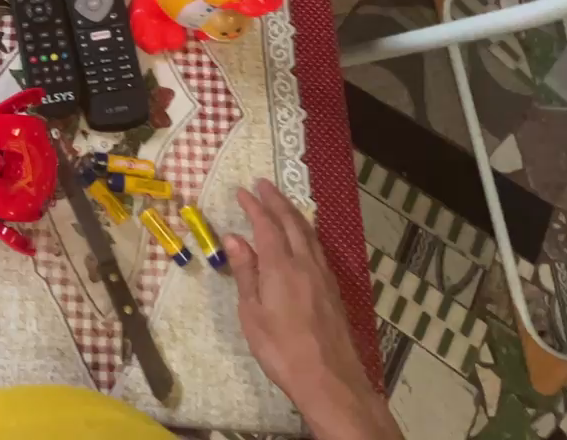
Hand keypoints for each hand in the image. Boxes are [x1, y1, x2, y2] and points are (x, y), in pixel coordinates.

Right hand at [226, 179, 399, 439]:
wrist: (330, 382)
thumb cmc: (282, 349)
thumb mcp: (252, 313)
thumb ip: (245, 272)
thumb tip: (234, 238)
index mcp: (281, 267)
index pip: (266, 226)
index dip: (254, 206)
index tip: (242, 190)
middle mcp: (304, 264)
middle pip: (292, 222)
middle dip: (276, 200)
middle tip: (262, 184)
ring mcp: (322, 276)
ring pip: (308, 233)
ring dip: (293, 213)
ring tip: (281, 202)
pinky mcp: (333, 290)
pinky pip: (317, 248)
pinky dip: (305, 231)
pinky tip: (302, 236)